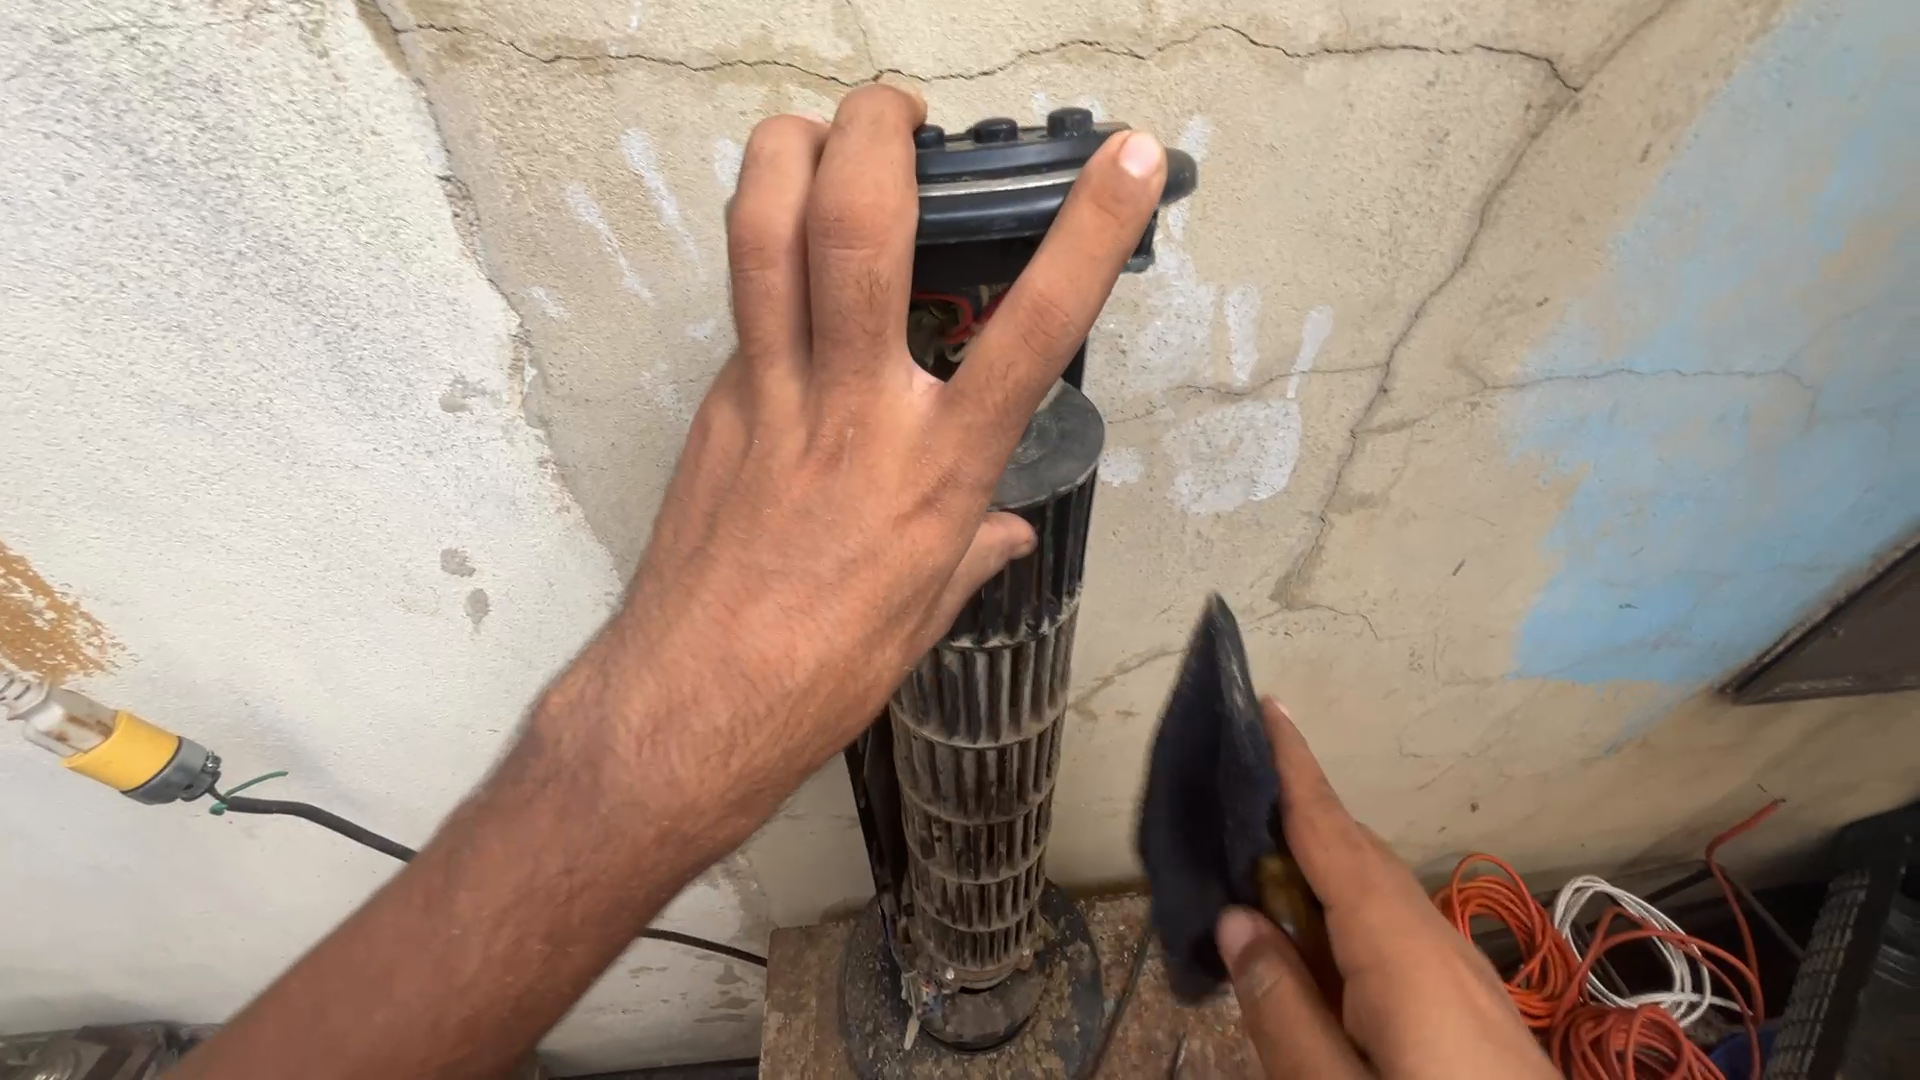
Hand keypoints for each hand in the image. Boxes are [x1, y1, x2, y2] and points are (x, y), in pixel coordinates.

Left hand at [556, 86, 1169, 846]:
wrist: (697, 703)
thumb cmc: (829, 670)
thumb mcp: (927, 612)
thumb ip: (972, 553)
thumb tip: (1006, 534)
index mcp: (940, 471)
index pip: (1036, 330)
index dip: (1088, 233)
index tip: (1127, 157)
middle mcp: (859, 412)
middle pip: (860, 228)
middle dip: (879, 132)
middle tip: (900, 115)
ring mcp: (772, 398)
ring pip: (764, 233)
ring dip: (787, 153)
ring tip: (819, 137)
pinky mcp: (715, 408)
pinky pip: (742, 310)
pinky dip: (765, 269)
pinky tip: (785, 286)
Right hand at [1216, 699, 1557, 1079]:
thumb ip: (1282, 1010)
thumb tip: (1236, 920)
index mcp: (1400, 952)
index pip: (1332, 833)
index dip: (1295, 770)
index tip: (1269, 707)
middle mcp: (1436, 945)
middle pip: (1354, 851)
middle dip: (1295, 812)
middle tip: (1229, 797)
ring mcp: (1464, 978)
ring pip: (1375, 891)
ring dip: (1315, 866)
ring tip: (1256, 872)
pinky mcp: (1473, 1009)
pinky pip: (1392, 930)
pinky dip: (1342, 910)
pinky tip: (1317, 948)